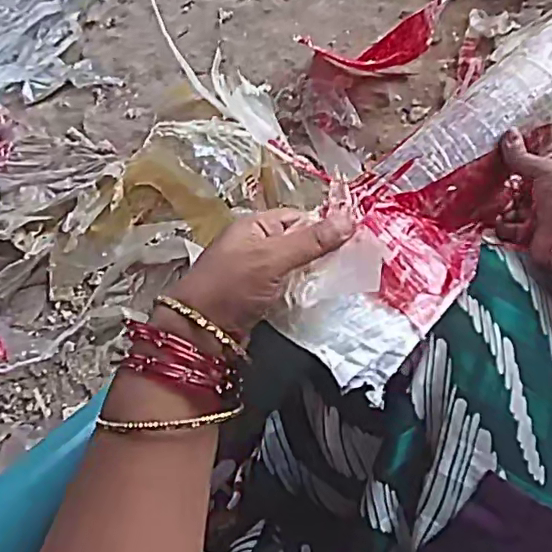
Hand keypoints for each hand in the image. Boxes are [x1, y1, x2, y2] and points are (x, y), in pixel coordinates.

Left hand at [161, 207, 355, 337]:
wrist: (199, 334)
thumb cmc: (231, 286)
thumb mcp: (273, 258)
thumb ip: (312, 240)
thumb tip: (350, 219)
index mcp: (256, 225)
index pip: (301, 218)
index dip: (325, 227)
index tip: (352, 239)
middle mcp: (258, 244)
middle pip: (302, 241)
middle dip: (324, 251)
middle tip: (350, 261)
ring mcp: (260, 271)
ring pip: (299, 265)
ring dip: (317, 273)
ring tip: (340, 278)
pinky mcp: (263, 294)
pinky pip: (292, 285)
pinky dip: (306, 289)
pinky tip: (321, 295)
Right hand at [495, 129, 551, 270]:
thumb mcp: (545, 171)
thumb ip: (524, 157)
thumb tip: (509, 133)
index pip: (531, 168)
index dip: (514, 164)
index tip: (493, 158)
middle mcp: (547, 197)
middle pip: (519, 189)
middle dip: (503, 187)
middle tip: (485, 181)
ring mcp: (538, 217)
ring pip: (512, 209)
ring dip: (501, 207)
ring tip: (489, 203)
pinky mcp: (529, 237)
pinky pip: (509, 229)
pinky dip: (501, 226)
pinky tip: (495, 220)